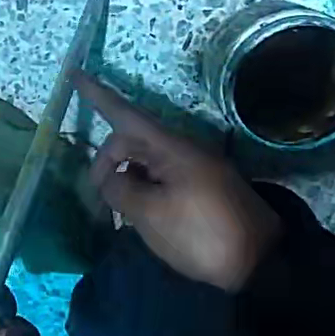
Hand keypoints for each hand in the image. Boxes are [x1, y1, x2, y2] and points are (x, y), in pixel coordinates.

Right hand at [75, 72, 282, 291]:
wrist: (260, 262)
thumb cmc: (201, 234)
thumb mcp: (151, 214)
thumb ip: (121, 189)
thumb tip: (110, 177)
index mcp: (171, 147)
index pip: (125, 114)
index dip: (97, 94)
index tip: (74, 73)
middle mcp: (184, 149)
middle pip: (133, 139)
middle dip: (108, 160)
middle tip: (98, 197)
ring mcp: (196, 167)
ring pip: (147, 160)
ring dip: (126, 177)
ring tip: (116, 210)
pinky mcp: (203, 186)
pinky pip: (162, 175)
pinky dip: (144, 187)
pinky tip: (138, 211)